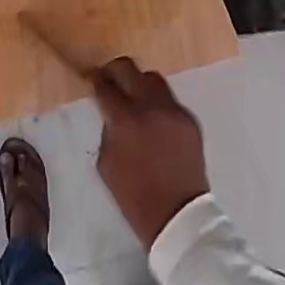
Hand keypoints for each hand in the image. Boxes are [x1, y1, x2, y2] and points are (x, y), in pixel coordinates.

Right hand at [93, 57, 208, 246]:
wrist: (178, 216)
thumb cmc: (134, 194)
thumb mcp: (106, 162)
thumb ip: (107, 129)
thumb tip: (111, 113)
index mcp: (126, 119)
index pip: (106, 85)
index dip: (97, 79)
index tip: (94, 78)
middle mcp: (151, 107)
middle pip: (130, 68)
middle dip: (116, 69)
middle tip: (110, 77)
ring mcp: (174, 112)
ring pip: (154, 79)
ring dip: (140, 84)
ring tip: (134, 97)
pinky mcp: (190, 121)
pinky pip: (170, 101)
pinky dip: (158, 104)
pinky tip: (154, 120)